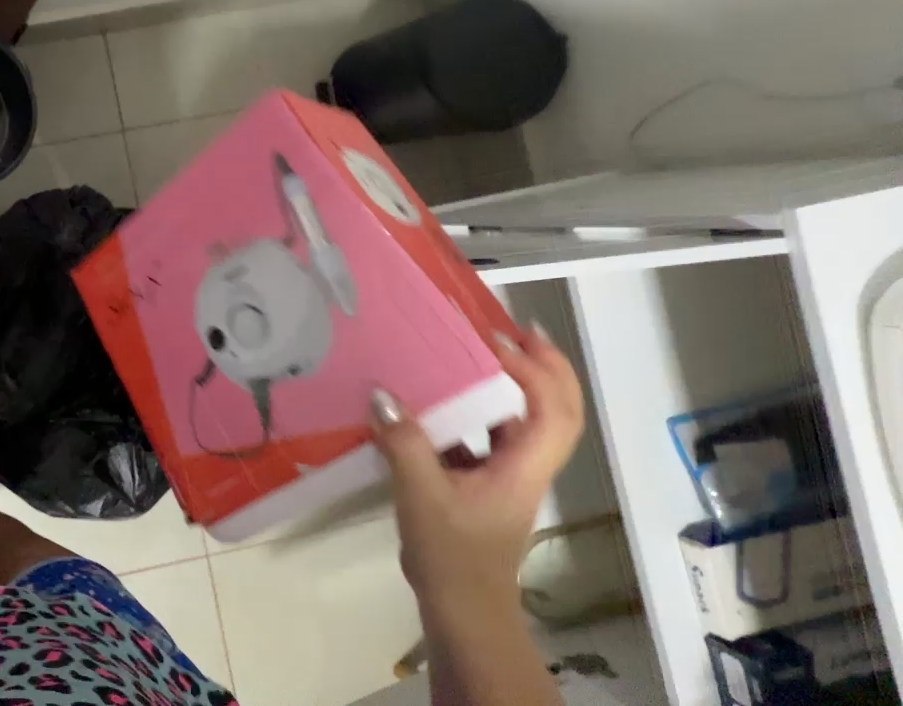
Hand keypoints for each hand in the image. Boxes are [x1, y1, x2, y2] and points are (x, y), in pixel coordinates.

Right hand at [368, 322, 584, 619]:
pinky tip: (434, 398)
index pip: (553, 411)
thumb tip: (381, 393)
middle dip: (541, 366)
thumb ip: (405, 443)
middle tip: (510, 329)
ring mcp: (504, 473)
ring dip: (508, 384)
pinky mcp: (480, 481)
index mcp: (523, 467)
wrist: (461, 606)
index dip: (536, 371)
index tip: (497, 339)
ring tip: (473, 351)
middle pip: (553, 409)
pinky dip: (471, 408)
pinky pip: (485, 433)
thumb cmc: (452, 553)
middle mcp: (523, 464)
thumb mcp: (422, 495)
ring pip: (520, 419)